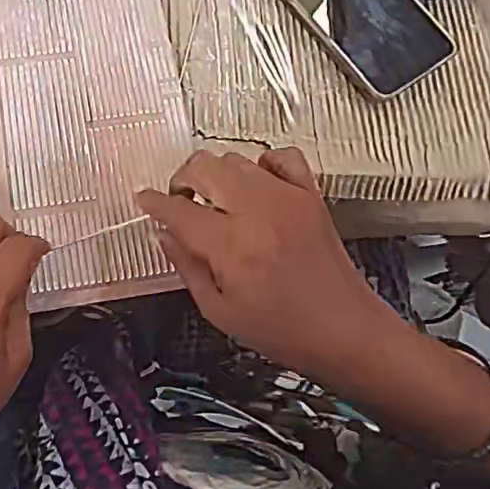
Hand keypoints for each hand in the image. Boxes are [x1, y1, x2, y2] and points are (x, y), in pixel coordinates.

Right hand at [136, 148, 405, 383]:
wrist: (345, 332)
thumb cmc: (283, 330)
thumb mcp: (218, 310)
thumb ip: (186, 265)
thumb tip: (164, 234)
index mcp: (232, 247)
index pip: (178, 209)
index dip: (153, 203)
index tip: (144, 200)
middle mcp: (259, 213)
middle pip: (203, 168)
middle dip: (181, 180)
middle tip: (179, 201)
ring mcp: (288, 199)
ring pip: (235, 159)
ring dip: (215, 174)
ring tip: (213, 199)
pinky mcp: (310, 196)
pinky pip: (282, 156)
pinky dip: (261, 163)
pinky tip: (254, 184)